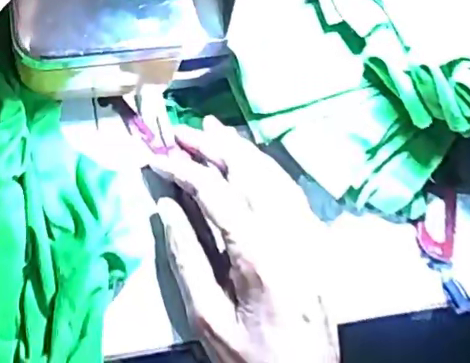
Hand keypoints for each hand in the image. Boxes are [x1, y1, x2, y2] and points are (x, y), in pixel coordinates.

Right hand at [150, 123, 337, 362]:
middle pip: (249, 172)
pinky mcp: (315, 247)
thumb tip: (167, 204)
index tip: (155, 159)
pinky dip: (264, 166)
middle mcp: (289, 238)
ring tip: (211, 130)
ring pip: (272, 175)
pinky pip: (289, 191)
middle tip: (180, 132)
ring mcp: (307, 240)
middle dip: (212, 146)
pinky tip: (248, 159)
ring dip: (239, 149)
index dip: (182, 169)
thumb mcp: (208, 317)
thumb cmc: (252, 359)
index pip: (216, 192)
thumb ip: (186, 256)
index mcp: (260, 256)